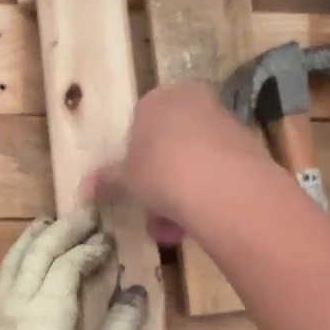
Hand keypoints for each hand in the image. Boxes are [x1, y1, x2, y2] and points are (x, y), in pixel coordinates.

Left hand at [0, 210, 148, 329]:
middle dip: (65, 229)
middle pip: (39, 250)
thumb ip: (118, 328)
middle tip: (88, 216)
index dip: (91, 248)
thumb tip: (137, 294)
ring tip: (54, 222)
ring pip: (15, 257)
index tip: (110, 241)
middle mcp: (17, 299)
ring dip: (36, 237)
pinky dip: (17, 256)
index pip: (69, 263)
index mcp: (46, 309)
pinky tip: (25, 254)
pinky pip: (2, 273)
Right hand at [86, 82, 269, 236]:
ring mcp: (222, 121)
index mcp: (155, 99)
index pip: (139, 126)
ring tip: (174, 229)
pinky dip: (206, 194)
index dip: (135, 162)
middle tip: (153, 214)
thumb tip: (84, 189)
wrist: (218, 183)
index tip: (135, 188)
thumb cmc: (158, 171)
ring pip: (193, 162)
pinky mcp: (246, 145)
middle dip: (160, 184)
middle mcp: (191, 101)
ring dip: (181, 196)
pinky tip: (198, 222)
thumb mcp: (125, 179)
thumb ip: (107, 181)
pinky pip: (216, 171)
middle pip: (169, 145)